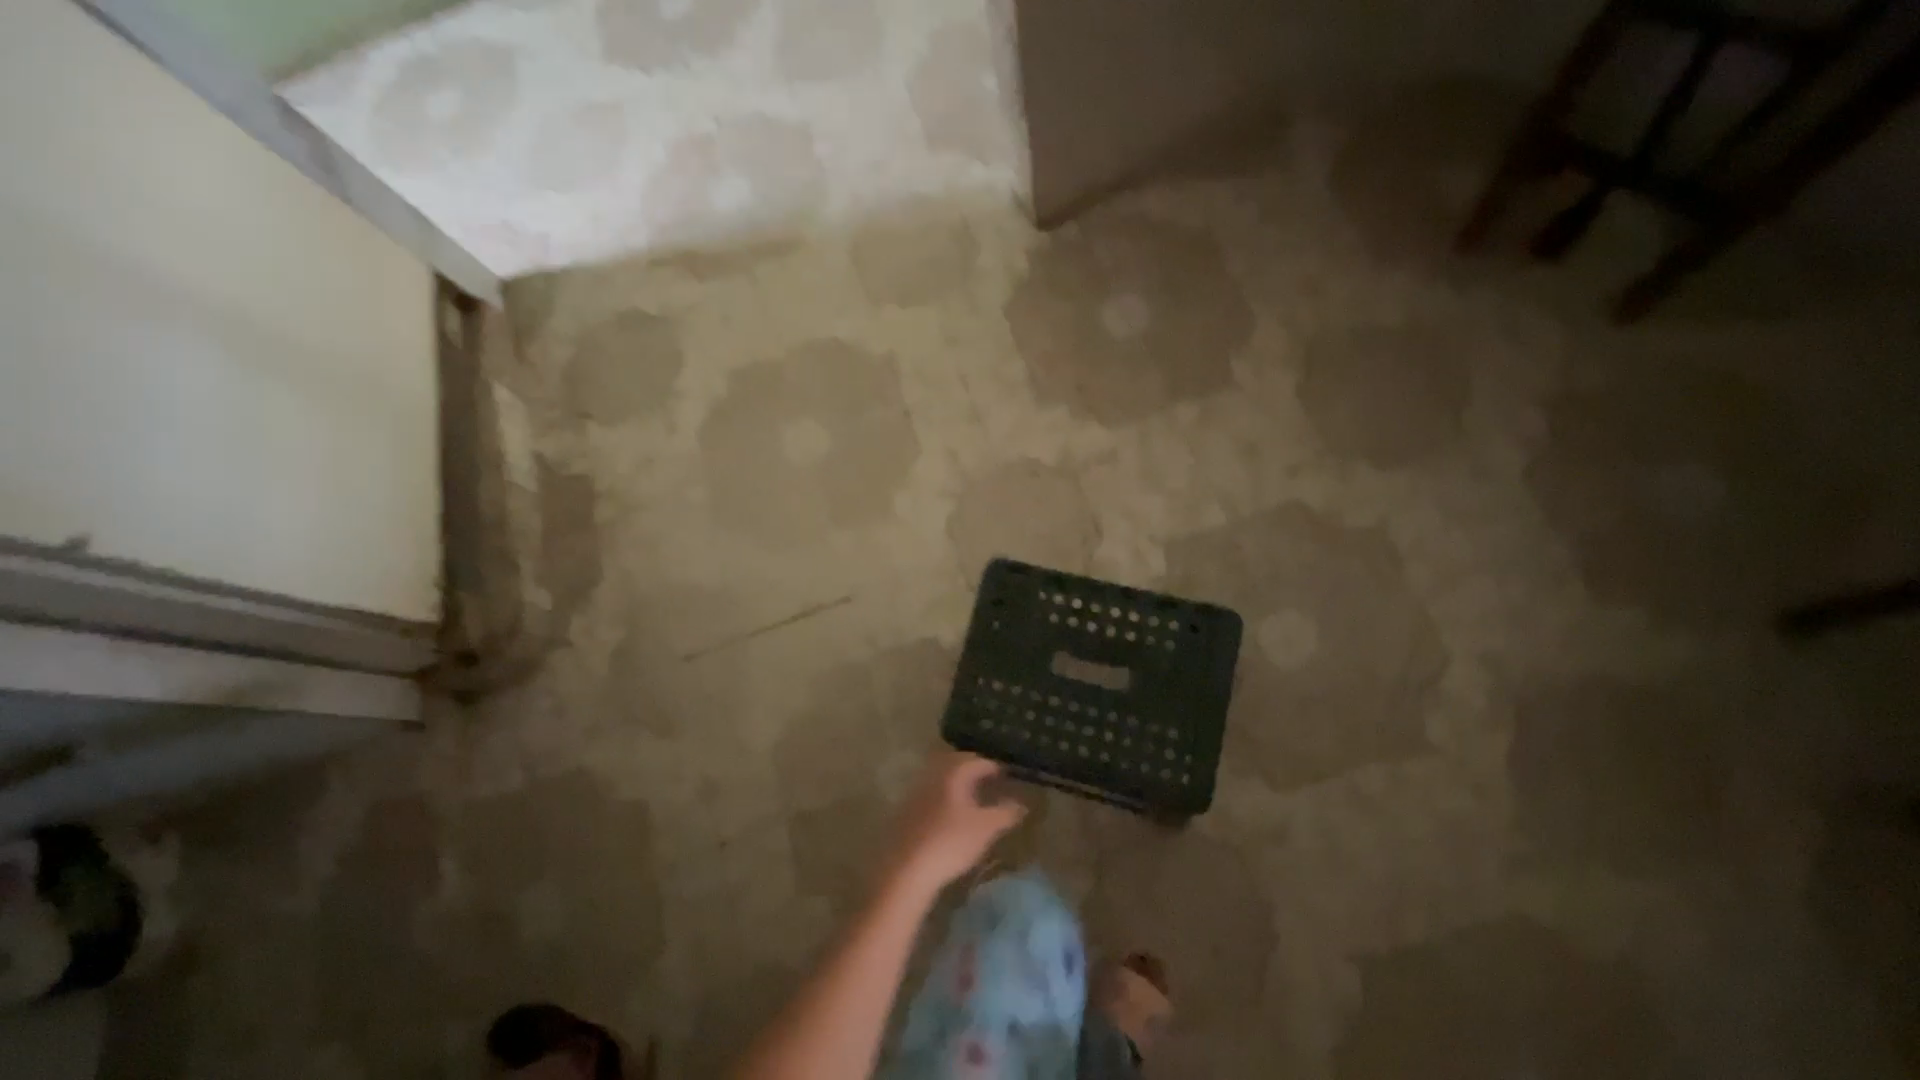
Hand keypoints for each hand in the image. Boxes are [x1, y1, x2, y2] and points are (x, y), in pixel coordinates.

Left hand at [883, 752, 1026, 896]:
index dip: (994, 766)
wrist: (906, 869)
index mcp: (952, 773)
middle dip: (973, 769)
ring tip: (973, 798)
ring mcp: (915, 793)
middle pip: (955, 764)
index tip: (1007, 775)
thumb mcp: (986, 828)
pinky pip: (930, 794)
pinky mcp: (905, 811)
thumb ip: (1006, 812)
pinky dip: (944, 797)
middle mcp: (932, 775)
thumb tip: (1022, 803)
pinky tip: (951, 815)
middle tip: (989, 780)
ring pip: (940, 778)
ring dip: (957, 783)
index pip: (977, 760)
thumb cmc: (950, 842)